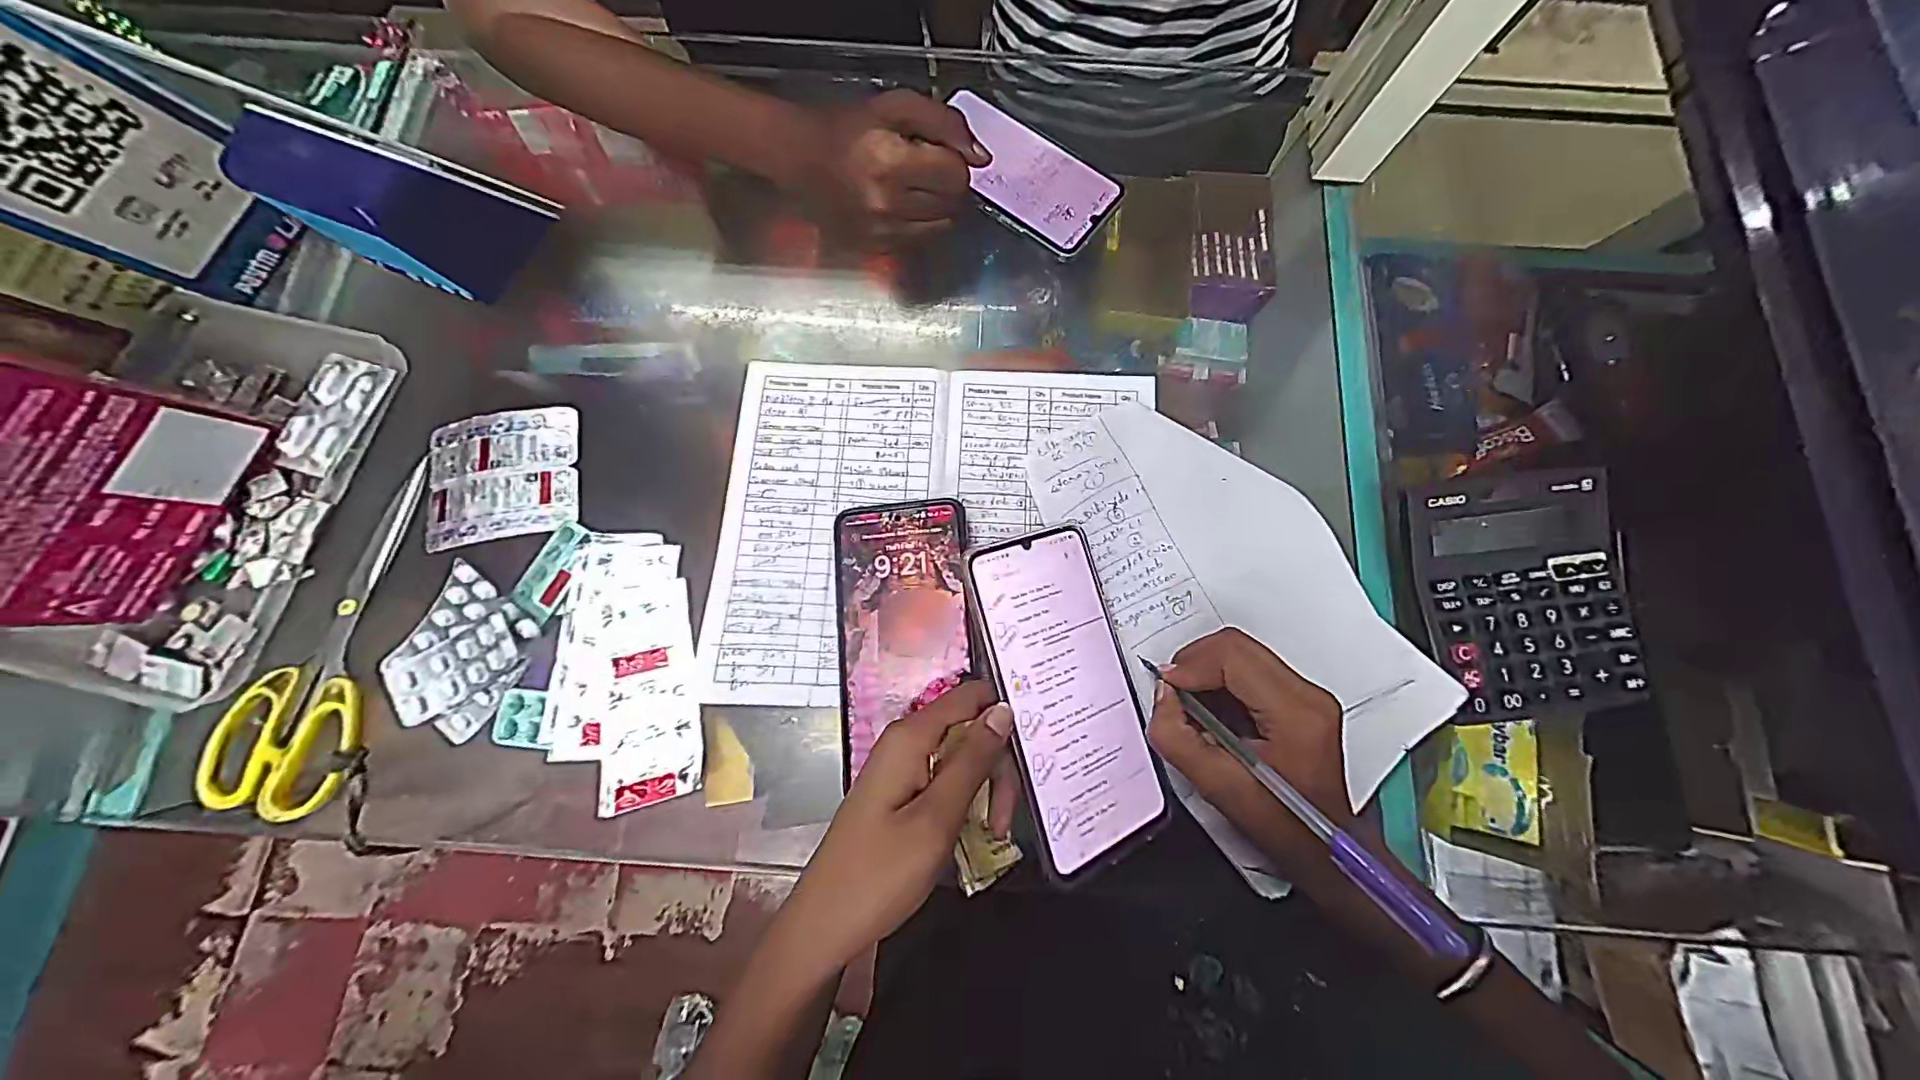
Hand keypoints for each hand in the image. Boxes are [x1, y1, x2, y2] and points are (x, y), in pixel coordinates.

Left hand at [775, 680, 1011, 978]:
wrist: (826, 925)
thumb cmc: (878, 875)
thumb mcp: (936, 817)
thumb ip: (973, 761)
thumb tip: (1002, 711)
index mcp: (910, 737)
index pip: (969, 696)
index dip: (1003, 714)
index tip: (1031, 748)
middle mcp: (905, 743)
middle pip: (969, 730)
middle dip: (996, 767)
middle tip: (1003, 819)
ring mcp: (902, 768)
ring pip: (962, 759)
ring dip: (984, 791)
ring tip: (991, 834)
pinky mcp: (902, 793)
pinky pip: (945, 781)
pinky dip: (966, 803)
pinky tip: (973, 834)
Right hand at [795, 90, 988, 247]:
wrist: (798, 159)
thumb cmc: (846, 129)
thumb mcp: (894, 106)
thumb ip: (943, 122)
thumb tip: (981, 156)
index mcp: (892, 164)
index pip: (956, 176)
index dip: (952, 160)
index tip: (933, 151)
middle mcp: (888, 205)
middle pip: (952, 204)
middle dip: (946, 184)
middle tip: (920, 167)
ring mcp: (881, 233)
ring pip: (940, 226)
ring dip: (935, 206)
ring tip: (908, 186)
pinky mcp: (876, 249)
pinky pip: (919, 241)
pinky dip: (917, 223)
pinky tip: (896, 205)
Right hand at [1146, 628, 1351, 865]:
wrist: (1328, 851)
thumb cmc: (1288, 828)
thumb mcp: (1218, 788)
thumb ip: (1176, 737)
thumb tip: (1163, 698)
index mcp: (1296, 714)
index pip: (1232, 655)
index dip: (1189, 665)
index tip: (1168, 687)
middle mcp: (1309, 696)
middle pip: (1236, 647)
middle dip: (1194, 666)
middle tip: (1175, 697)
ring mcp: (1309, 696)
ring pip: (1241, 655)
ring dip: (1206, 676)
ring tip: (1196, 714)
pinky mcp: (1302, 700)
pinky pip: (1249, 671)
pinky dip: (1221, 684)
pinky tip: (1215, 717)